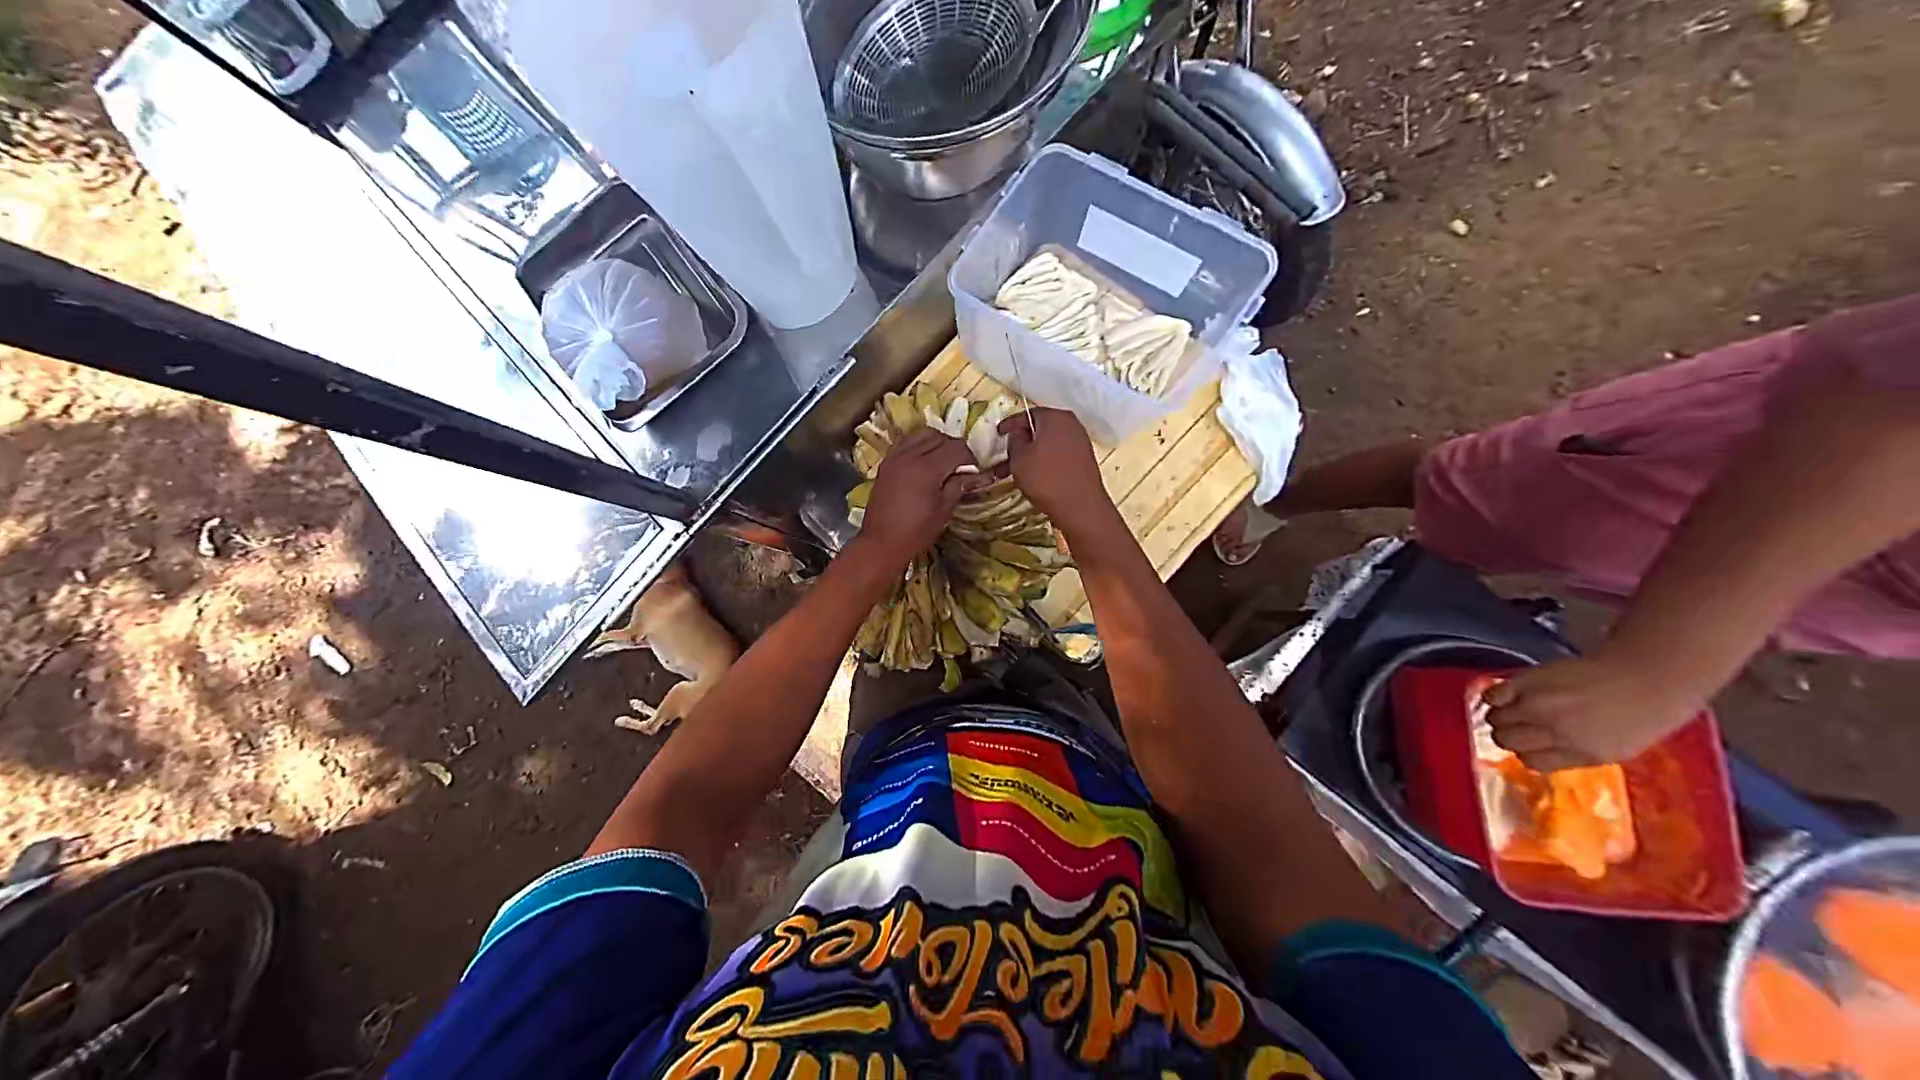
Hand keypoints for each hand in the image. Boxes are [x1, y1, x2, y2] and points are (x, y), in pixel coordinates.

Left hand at [859, 429, 978, 567]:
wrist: (882, 542)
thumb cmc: (916, 531)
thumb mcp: (944, 510)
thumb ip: (959, 486)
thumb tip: (977, 475)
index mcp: (928, 468)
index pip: (957, 448)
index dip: (970, 458)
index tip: (974, 471)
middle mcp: (911, 455)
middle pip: (940, 437)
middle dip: (955, 448)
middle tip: (961, 466)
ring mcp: (896, 457)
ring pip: (922, 434)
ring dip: (936, 442)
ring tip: (942, 460)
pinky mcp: (886, 463)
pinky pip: (905, 442)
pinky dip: (918, 444)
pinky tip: (922, 460)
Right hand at [1000, 408, 1117, 536]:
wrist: (1080, 507)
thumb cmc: (1045, 479)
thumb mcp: (1019, 458)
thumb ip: (1015, 440)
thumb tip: (1019, 434)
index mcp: (1055, 417)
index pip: (1027, 414)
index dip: (1010, 424)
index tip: (998, 433)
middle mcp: (1071, 424)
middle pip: (1040, 428)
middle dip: (1021, 441)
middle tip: (1006, 454)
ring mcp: (1081, 442)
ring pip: (1049, 443)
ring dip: (1032, 454)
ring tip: (1016, 470)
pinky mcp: (1085, 459)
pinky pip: (1059, 454)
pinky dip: (1045, 460)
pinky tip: (1035, 475)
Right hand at [1483, 652, 1707, 771]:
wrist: (1647, 677)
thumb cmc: (1643, 714)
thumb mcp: (1617, 748)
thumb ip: (1576, 752)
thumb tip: (1545, 751)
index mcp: (1580, 753)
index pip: (1531, 761)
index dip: (1528, 752)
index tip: (1531, 745)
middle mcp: (1554, 731)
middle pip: (1506, 739)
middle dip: (1508, 735)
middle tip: (1517, 726)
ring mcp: (1538, 705)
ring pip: (1495, 718)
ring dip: (1501, 715)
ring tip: (1513, 708)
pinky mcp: (1527, 681)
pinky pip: (1492, 695)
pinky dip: (1495, 697)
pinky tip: (1509, 694)